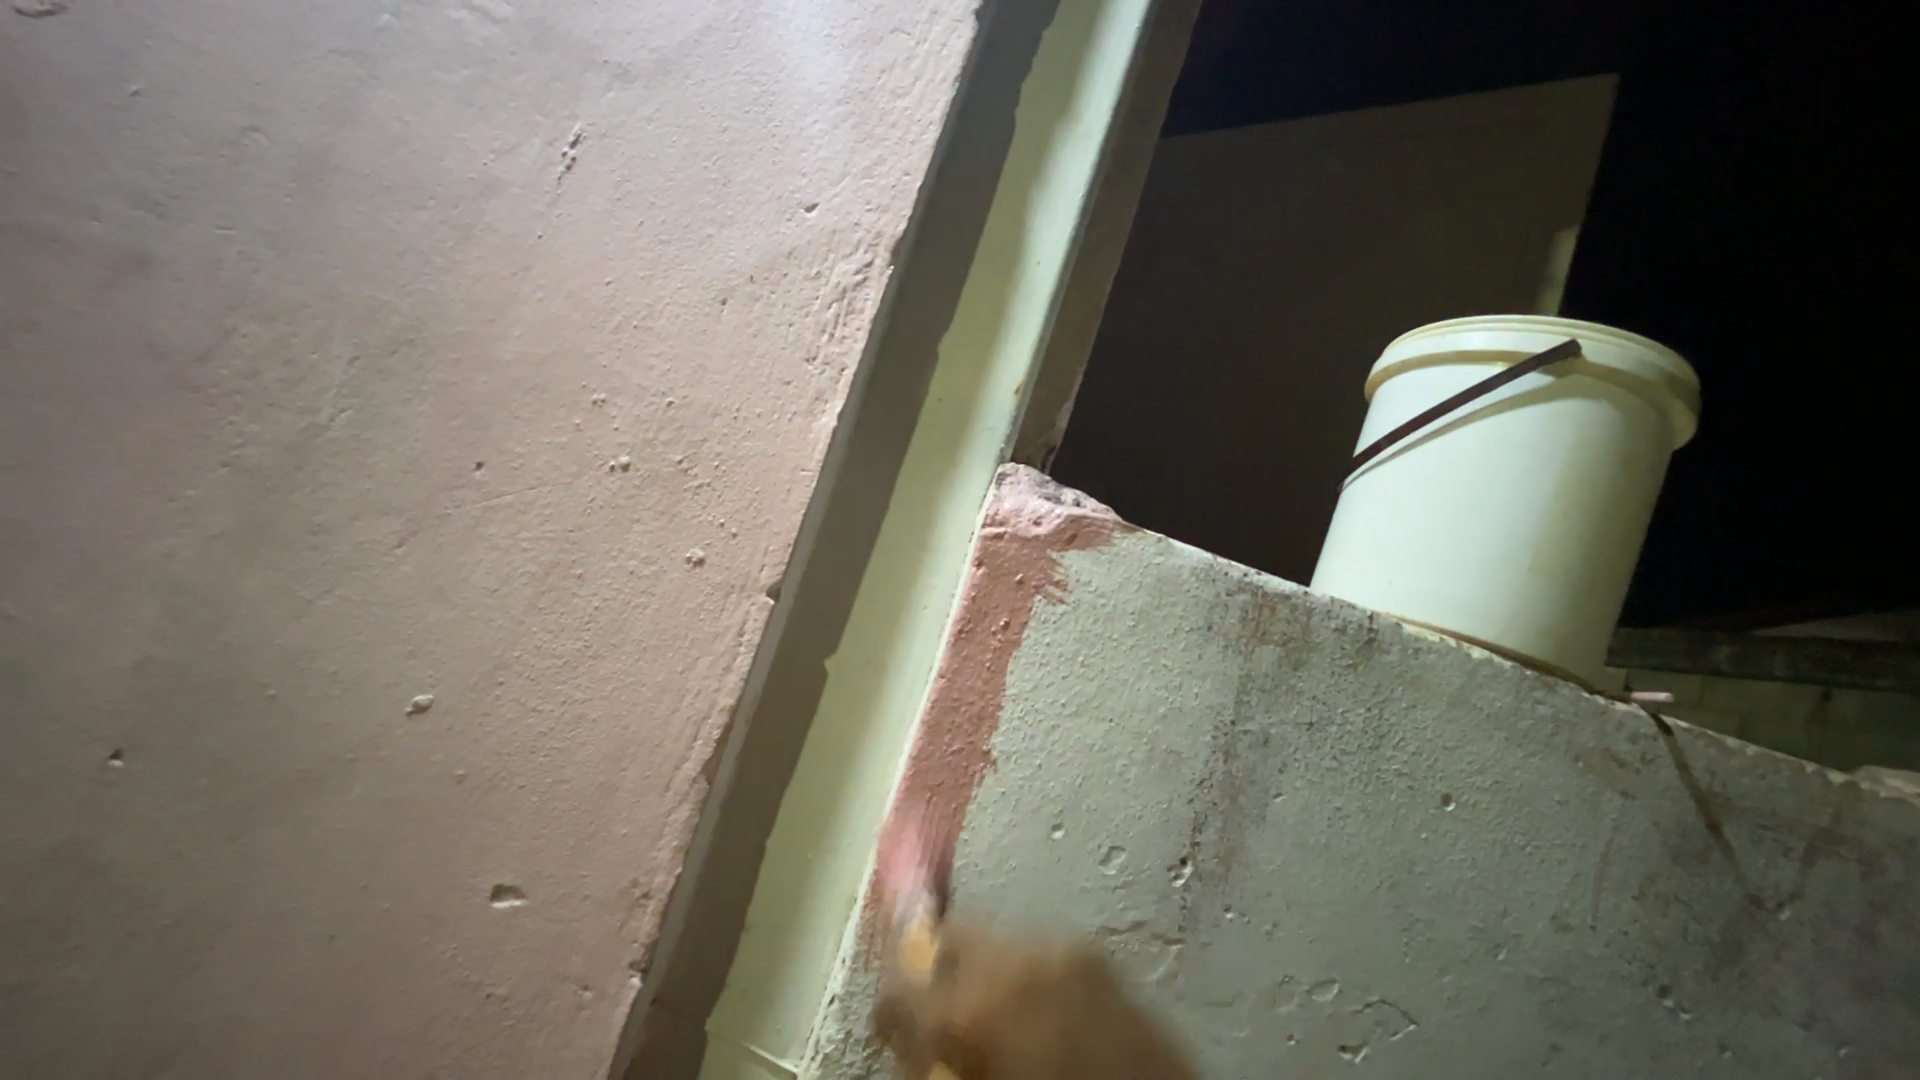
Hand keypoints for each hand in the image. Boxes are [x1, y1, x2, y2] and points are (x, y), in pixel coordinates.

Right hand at [872, 917, 1197, 1079]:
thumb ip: (937, 1057)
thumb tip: (912, 1037)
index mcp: (976, 1012)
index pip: (899, 986)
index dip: (891, 1003)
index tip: (893, 1017)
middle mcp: (1015, 961)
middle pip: (950, 933)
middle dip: (937, 962)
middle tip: (940, 1003)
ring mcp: (1061, 947)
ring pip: (998, 938)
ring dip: (989, 966)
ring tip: (1004, 1010)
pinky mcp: (1098, 951)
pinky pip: (1041, 949)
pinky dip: (1031, 971)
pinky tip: (1045, 1008)